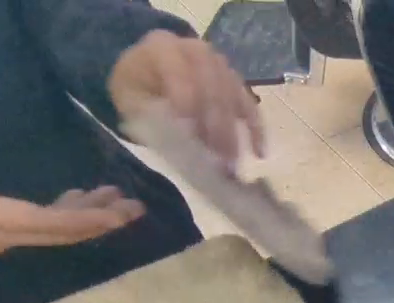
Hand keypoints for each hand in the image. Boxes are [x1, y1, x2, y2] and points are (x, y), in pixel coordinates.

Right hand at [0, 105, 144, 255]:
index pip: (44, 222)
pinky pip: (39, 229)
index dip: (85, 220)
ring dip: (87, 216)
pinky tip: (82, 199)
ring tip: (118, 198)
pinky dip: (65, 215)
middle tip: (137, 206)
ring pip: (53, 232)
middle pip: (61, 232)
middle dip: (102, 221)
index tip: (119, 214)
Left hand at [110, 29, 264, 164]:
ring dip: (234, 133)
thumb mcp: (134, 101)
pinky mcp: (237, 84)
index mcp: (161, 48)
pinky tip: (258, 154)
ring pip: (234, 98)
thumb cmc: (140, 94)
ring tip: (230, 163)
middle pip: (214, 87)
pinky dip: (256, 131)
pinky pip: (251, 107)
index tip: (193, 137)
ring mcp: (220, 66)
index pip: (181, 73)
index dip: (189, 104)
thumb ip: (154, 116)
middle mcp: (195, 51)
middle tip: (217, 158)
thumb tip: (184, 139)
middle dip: (217, 126)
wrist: (152, 83)